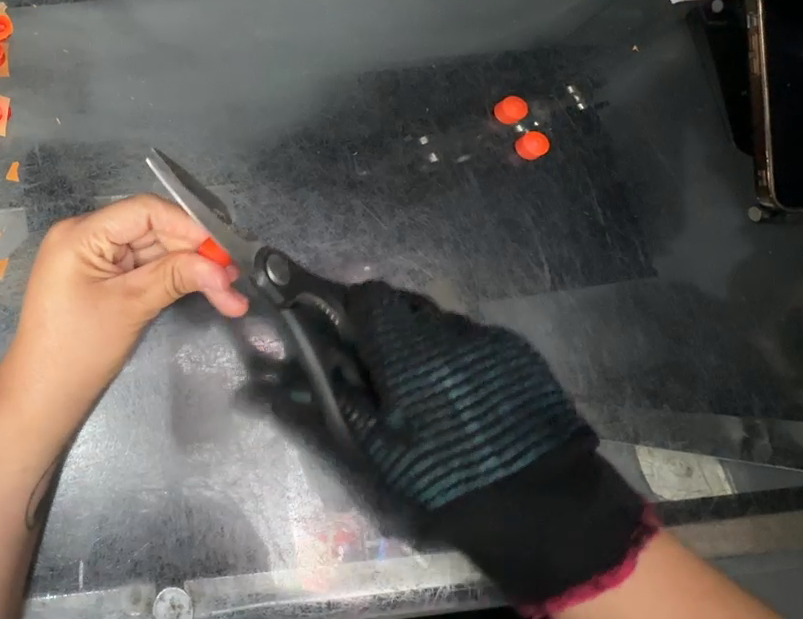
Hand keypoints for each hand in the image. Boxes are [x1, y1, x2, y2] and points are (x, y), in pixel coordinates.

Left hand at [0, 195, 248, 417]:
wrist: (41, 398)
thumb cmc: (78, 350)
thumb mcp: (130, 307)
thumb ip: (174, 276)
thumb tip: (222, 267)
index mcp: (80, 232)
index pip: (143, 211)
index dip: (187, 225)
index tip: (223, 249)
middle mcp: (84, 235)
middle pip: (151, 230)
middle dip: (194, 253)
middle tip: (234, 278)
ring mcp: (92, 257)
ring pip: (151, 250)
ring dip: (189, 269)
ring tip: (229, 292)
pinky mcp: (100, 278)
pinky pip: (141, 267)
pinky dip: (171, 278)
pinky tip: (203, 289)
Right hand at [301, 282, 653, 610]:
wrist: (541, 507)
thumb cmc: (443, 476)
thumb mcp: (375, 447)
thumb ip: (326, 399)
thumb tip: (262, 387)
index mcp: (404, 348)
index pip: (367, 296)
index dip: (352, 308)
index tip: (348, 334)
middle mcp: (444, 329)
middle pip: (403, 303)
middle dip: (388, 326)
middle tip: (386, 366)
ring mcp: (487, 337)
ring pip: (438, 320)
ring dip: (423, 339)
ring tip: (428, 384)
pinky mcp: (518, 351)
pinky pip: (473, 337)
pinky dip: (459, 354)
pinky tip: (464, 392)